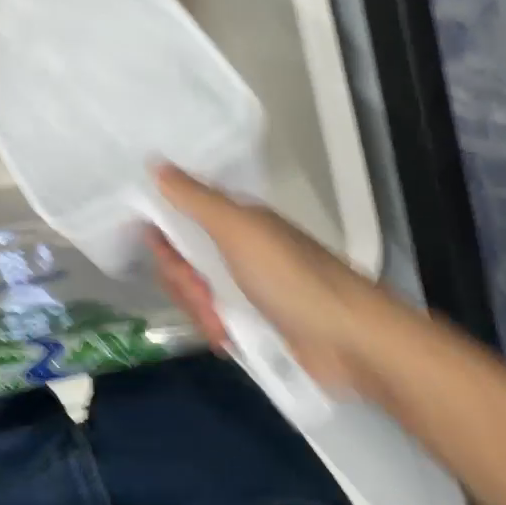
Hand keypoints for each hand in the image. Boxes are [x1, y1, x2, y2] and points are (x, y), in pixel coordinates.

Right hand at [146, 165, 390, 393]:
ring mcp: (246, 288)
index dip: (164, 235)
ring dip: (199, 309)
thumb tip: (156, 164)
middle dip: (182, 280)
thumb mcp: (238, 230)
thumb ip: (195, 199)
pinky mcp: (253, 323)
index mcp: (237, 221)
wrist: (349, 341)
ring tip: (220, 323)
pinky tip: (226, 338)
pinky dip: (215, 329)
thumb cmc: (292, 278)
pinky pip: (213, 319)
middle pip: (182, 259)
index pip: (181, 216)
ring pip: (195, 292)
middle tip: (202, 292)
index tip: (162, 252)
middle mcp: (239, 250)